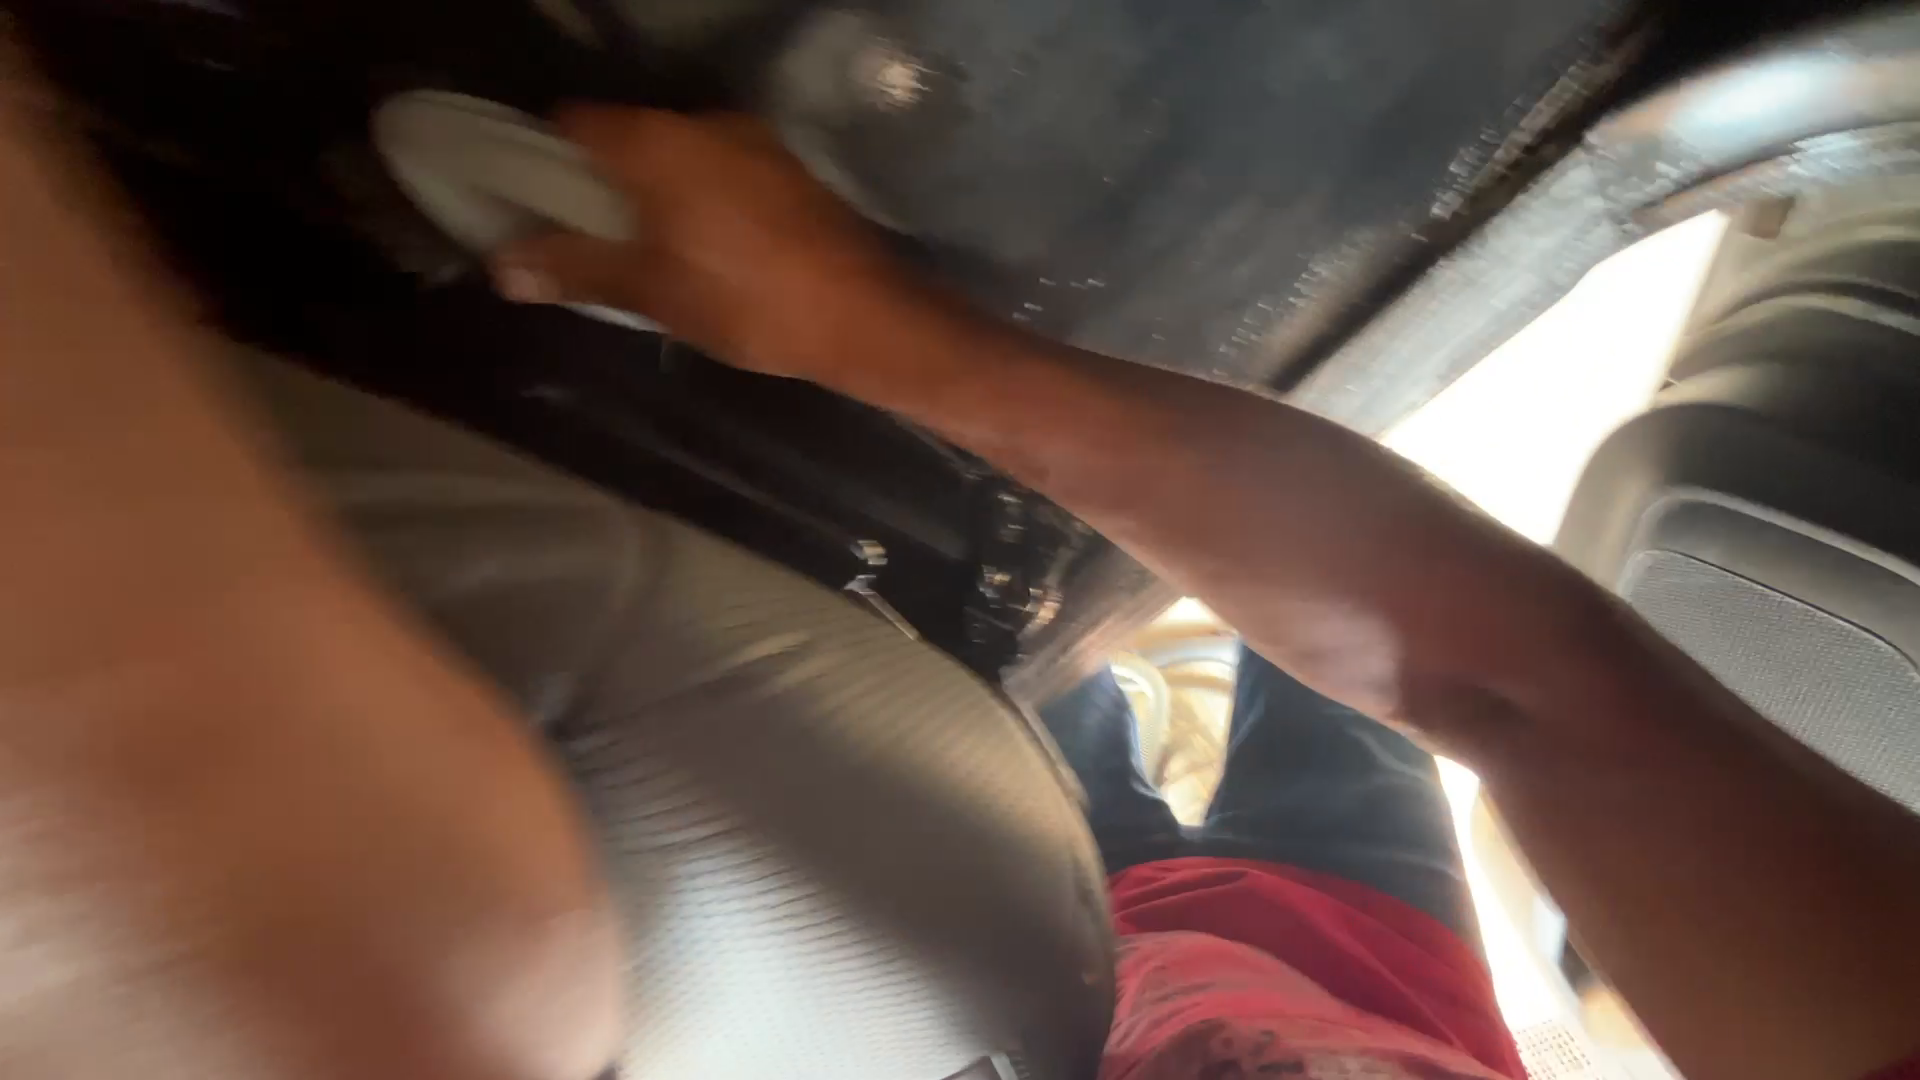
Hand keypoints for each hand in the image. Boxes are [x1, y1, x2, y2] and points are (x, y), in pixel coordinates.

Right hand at [493, 107, 910, 378]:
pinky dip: (713, 203)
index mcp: (659, 142)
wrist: (865, 317)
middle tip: (610, 246)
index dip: (549, 162)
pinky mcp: (796, 174)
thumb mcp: (655, 294)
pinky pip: (731, 175)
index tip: (550, 210)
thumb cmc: (750, 304)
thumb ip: (578, 269)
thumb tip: (504, 265)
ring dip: (667, 197)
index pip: (575, 123)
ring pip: (687, 159)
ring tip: (671, 259)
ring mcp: (760, 146)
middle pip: (633, 140)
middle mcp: (708, 124)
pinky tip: (726, 255)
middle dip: (612, 187)